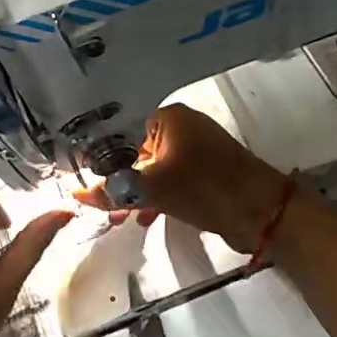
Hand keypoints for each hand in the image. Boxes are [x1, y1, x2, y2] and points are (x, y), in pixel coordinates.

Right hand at [79, 104, 288, 251]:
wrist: (262, 212)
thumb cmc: (203, 188)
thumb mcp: (150, 189)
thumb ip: (111, 190)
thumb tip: (75, 193)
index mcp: (170, 118)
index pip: (125, 133)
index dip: (107, 160)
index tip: (94, 184)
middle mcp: (184, 128)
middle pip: (139, 153)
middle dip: (123, 182)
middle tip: (108, 207)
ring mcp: (199, 150)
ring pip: (156, 170)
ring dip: (140, 193)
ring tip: (123, 218)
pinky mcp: (210, 172)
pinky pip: (174, 180)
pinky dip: (160, 196)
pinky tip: (148, 217)